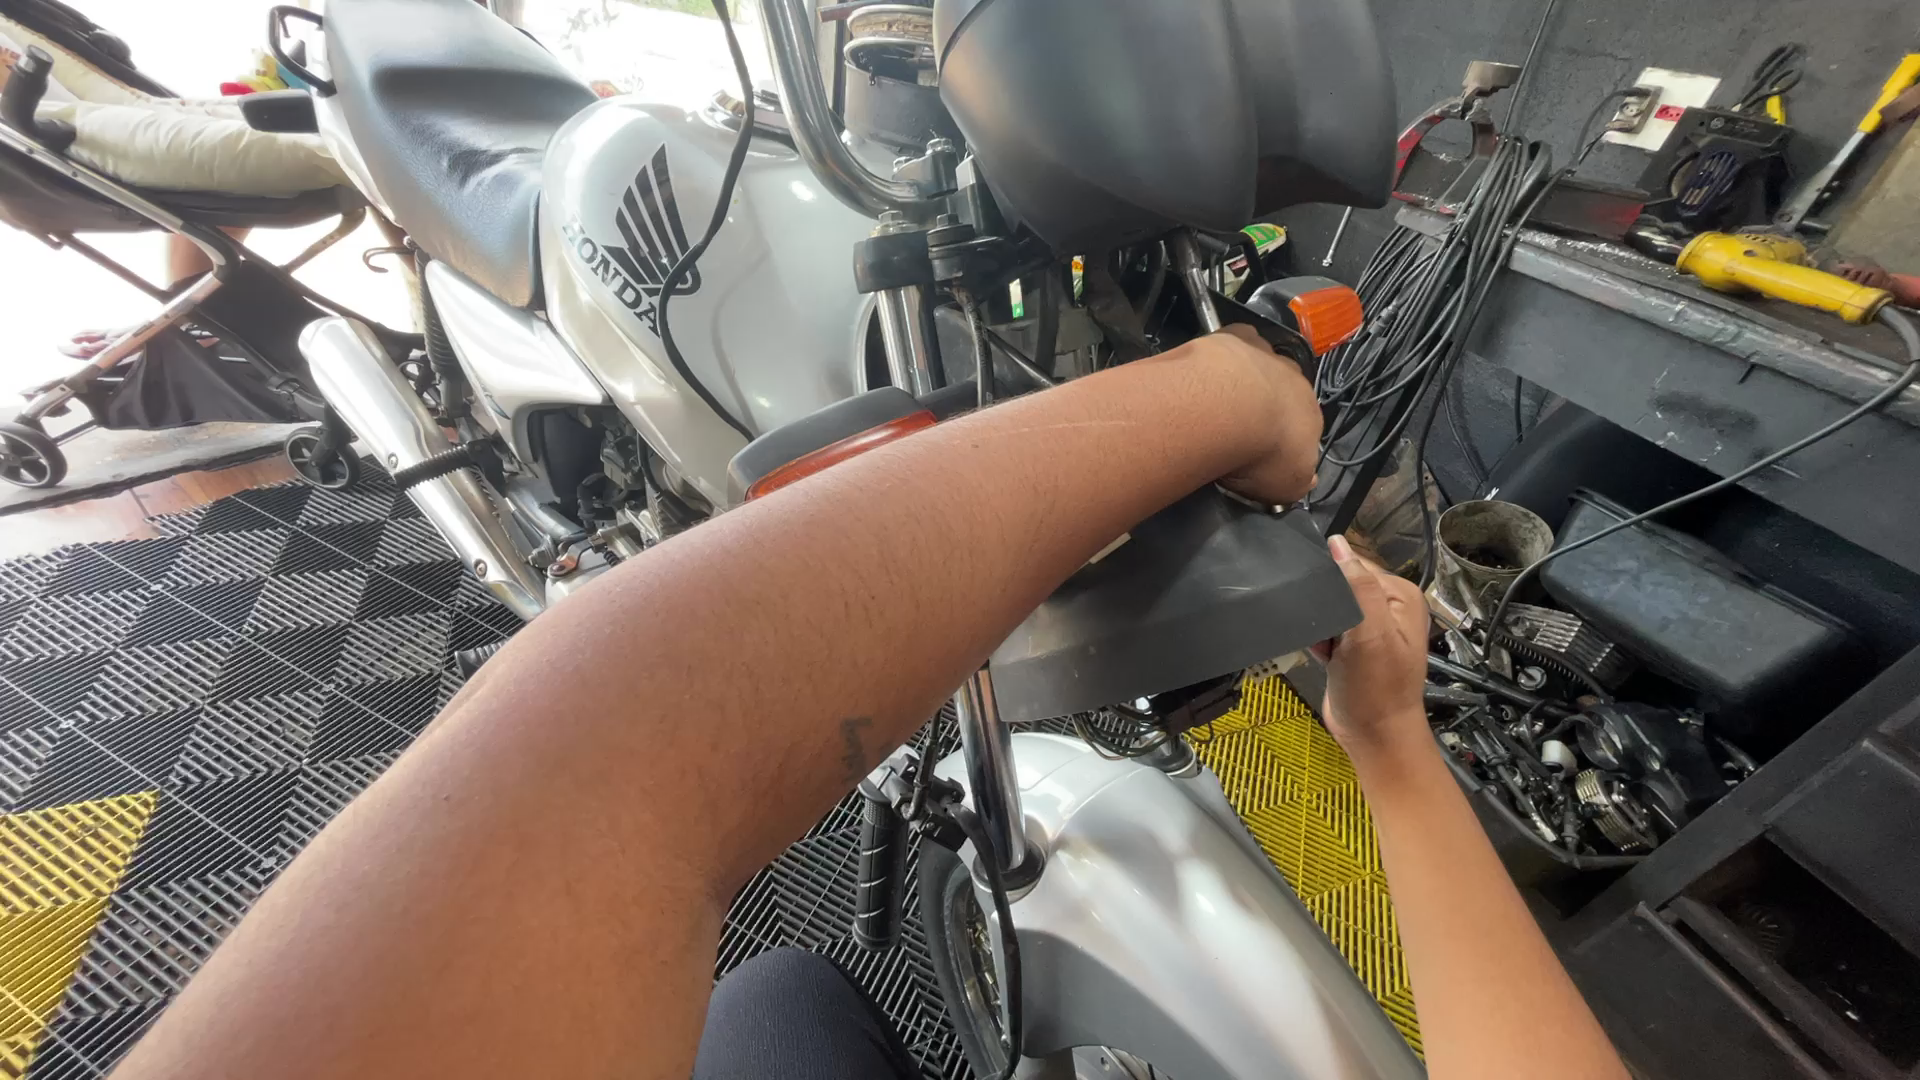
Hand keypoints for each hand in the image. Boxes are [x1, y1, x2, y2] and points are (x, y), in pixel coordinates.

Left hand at [1196, 326, 1323, 504]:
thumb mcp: (1286, 484)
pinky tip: (1204, 371)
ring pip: (1259, 366)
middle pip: (1282, 393)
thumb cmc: (1260, 453)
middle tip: (1231, 428)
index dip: (1278, 440)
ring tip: (1212, 402)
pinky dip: (1223, 355)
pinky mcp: (1236, 336)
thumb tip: (1309, 478)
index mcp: (1311, 416)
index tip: (1255, 453)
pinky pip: (1235, 342)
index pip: (1300, 428)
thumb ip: (1299, 480)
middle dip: (1261, 407)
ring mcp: (1267, 355)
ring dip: (1241, 381)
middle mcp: (1296, 380)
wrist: (1228, 408)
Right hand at [1311, 536, 1432, 771]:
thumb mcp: (1370, 633)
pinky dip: (1316, 639)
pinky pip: (1323, 627)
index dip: (1331, 583)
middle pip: (1338, 586)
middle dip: (1322, 606)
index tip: (1323, 606)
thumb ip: (1357, 587)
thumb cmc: (1376, 688)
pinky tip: (1321, 654)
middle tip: (1324, 632)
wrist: (1373, 735)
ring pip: (1327, 607)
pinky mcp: (1350, 645)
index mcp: (1399, 595)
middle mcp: (1386, 606)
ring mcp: (1368, 627)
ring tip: (1324, 647)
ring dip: (1317, 625)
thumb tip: (1337, 543)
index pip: (1353, 566)